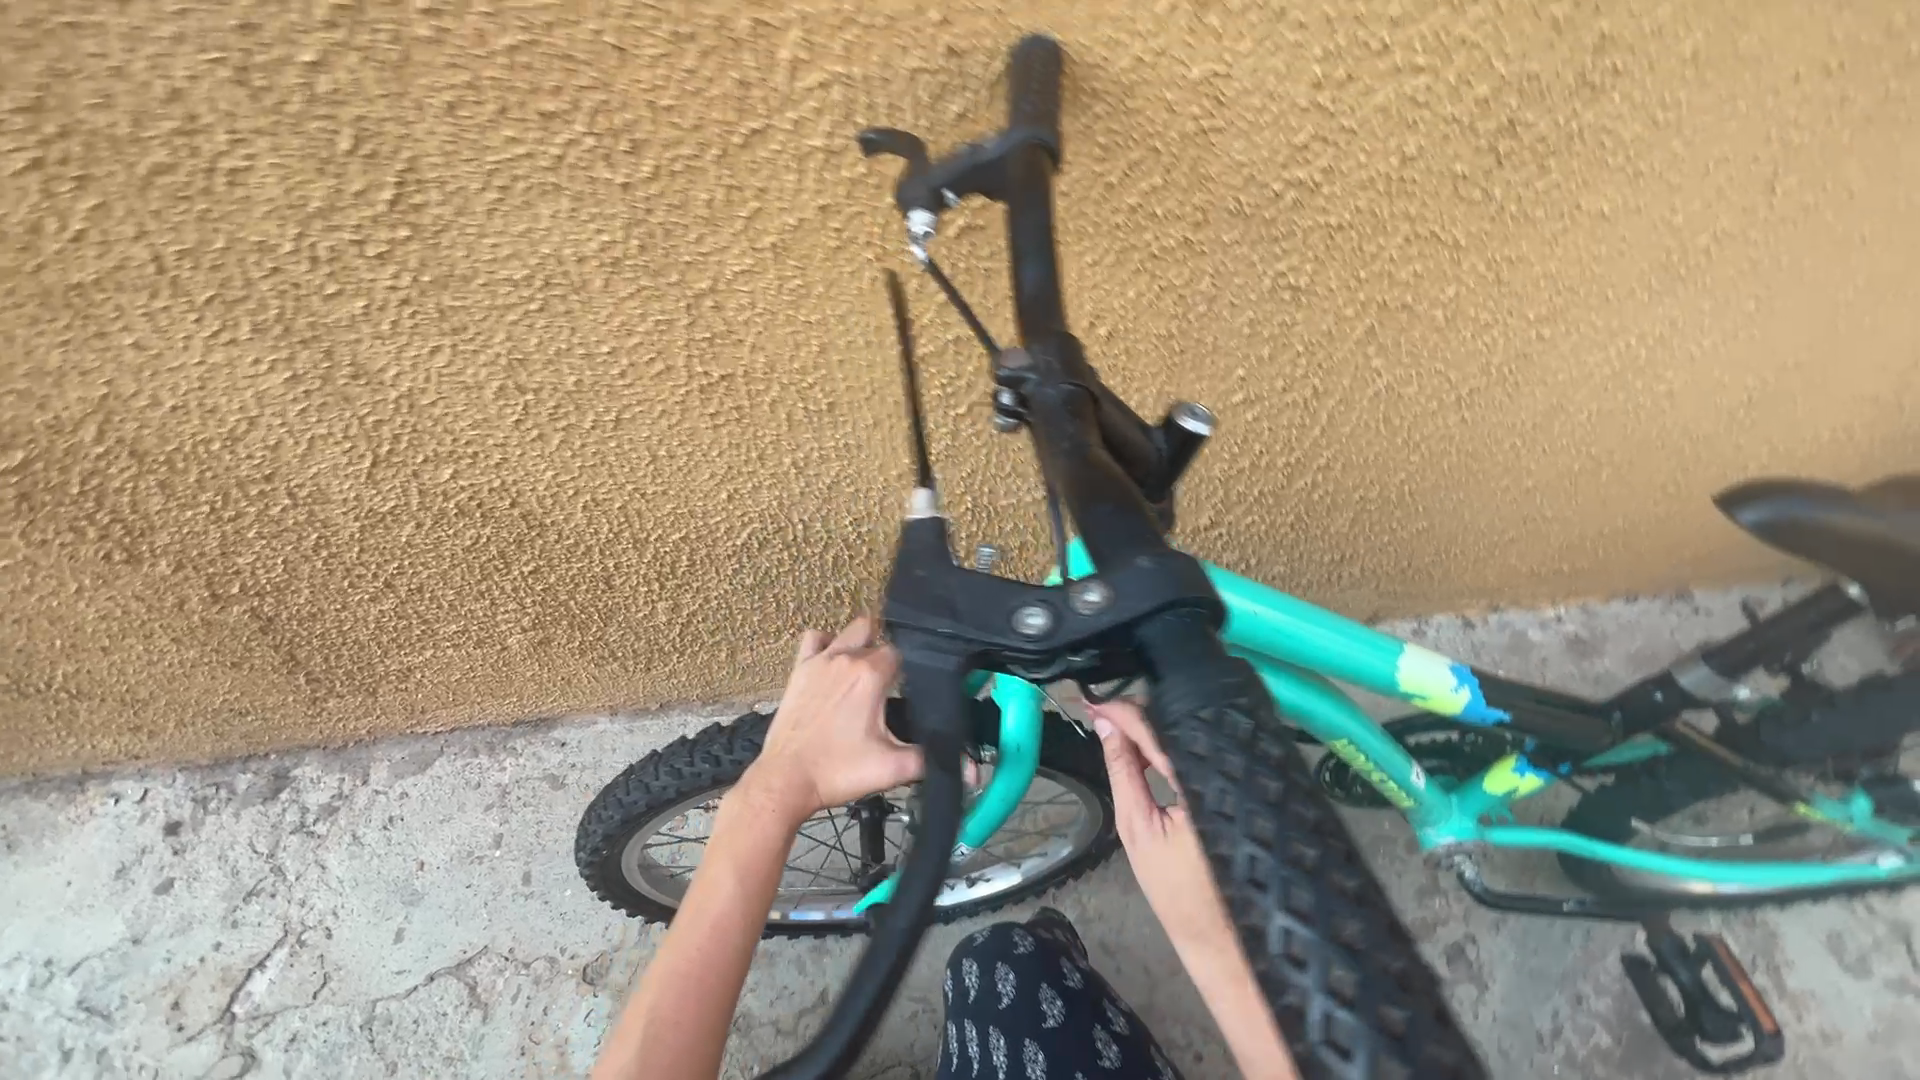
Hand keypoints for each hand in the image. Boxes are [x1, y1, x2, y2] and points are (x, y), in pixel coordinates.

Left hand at [738, 616, 922, 823]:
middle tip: (890, 679)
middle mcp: (845, 659)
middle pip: (876, 635)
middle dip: (886, 651)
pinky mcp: (799, 671)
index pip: (901, 653)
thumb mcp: (891, 768)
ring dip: (860, 641)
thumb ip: (932, 762)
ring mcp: (819, 662)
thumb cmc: (836, 772)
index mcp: (870, 676)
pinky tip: (833, 661)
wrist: (786, 780)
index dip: (910, 666)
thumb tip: (970, 772)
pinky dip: (826, 643)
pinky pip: (815, 639)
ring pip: (848, 630)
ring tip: (865, 667)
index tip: (911, 685)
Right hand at [1093, 698, 1298, 1078]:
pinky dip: (1174, 742)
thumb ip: (1123, 770)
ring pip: (1191, 729)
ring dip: (1154, 725)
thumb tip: (1105, 723)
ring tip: (1120, 728)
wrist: (1227, 938)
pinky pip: (1204, 748)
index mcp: (1199, 775)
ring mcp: (1240, 774)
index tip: (1091, 699)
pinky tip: (1152, 749)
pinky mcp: (1245, 784)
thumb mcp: (1138, 828)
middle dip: (1137, 710)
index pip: (1155, 724)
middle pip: (1177, 718)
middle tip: (1101, 711)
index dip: (1121, 708)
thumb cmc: (1178, 891)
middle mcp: (1226, 765)